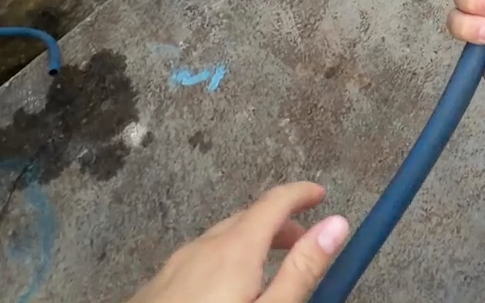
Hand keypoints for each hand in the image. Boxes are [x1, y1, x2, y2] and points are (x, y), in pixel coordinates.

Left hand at [127, 182, 348, 302]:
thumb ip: (303, 269)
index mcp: (234, 249)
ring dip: (248, 245)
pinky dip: (218, 265)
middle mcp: (201, 248)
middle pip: (246, 219)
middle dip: (278, 224)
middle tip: (301, 243)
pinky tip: (218, 300)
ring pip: (217, 242)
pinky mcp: (147, 295)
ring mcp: (169, 271)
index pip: (275, 200)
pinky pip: (193, 265)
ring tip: (263, 276)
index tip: (322, 196)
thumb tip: (337, 222)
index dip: (302, 193)